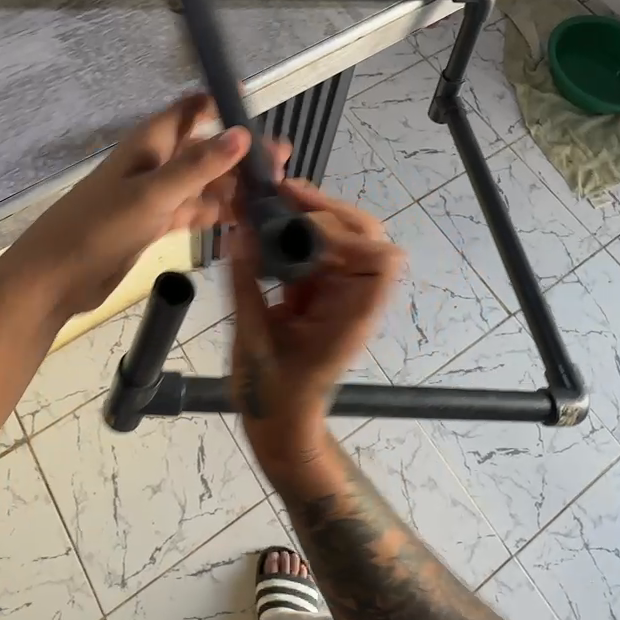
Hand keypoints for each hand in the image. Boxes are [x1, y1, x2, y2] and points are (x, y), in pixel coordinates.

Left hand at [0, 94, 265, 323]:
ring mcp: (156, 195)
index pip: (190, 110)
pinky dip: (217, 215)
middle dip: (240, 153)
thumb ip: (199, 166)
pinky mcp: (155, 224)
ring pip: (203, 183)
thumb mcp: (153, 194)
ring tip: (274, 194)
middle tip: (282, 163)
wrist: (55, 278)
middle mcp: (156, 163)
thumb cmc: (99, 227)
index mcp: (150, 144)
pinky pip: (194, 212)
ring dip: (234, 187)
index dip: (219, 102)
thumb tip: (243, 134)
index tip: (255, 101)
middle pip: (205, 149)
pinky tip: (245, 222)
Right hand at [230, 180, 403, 478]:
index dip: (348, 236)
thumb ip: (246, 286)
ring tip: (273, 198)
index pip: (381, 260)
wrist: (281, 425)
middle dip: (328, 210)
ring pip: (343, 236)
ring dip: (312, 214)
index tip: (303, 230)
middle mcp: (355, 296)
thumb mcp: (254, 341)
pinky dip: (296, 229)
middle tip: (283, 194)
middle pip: (366, 236)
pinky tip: (267, 220)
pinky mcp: (320, 290)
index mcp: (353, 313)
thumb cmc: (274, 396)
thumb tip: (238, 234)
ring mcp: (339, 291)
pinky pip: (318, 249)